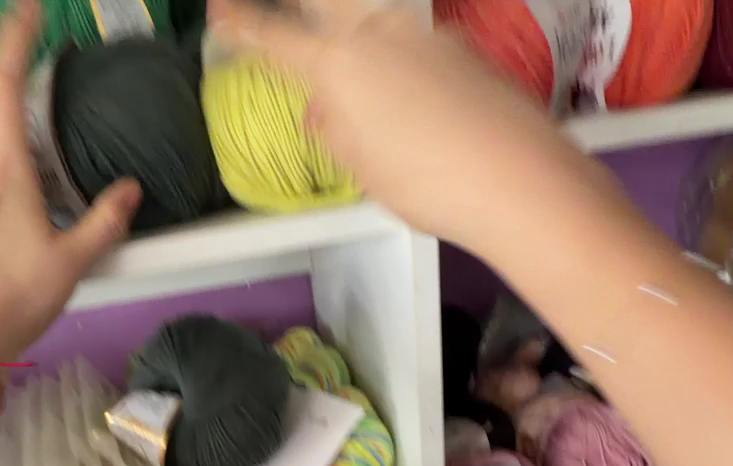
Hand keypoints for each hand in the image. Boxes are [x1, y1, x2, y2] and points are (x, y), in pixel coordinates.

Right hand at [209, 0, 607, 255]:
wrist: (514, 175)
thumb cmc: (425, 182)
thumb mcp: (363, 168)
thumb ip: (333, 131)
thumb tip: (320, 109)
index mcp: (339, 66)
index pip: (276, 39)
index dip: (243, 26)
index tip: (218, 13)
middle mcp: (378, 32)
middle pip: (327, 4)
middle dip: (304, 18)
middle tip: (299, 36)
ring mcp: (422, 33)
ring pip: (373, 22)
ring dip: (354, 43)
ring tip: (362, 96)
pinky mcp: (457, 47)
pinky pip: (410, 44)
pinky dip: (395, 62)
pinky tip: (410, 103)